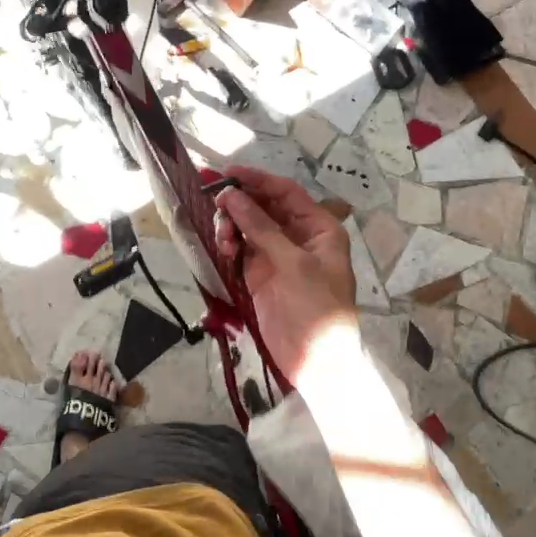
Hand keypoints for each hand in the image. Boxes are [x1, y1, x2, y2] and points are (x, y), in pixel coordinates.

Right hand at [214, 166, 356, 382]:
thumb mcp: (293, 265)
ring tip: (223, 237)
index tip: (228, 173)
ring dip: (233, 225)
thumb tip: (231, 195)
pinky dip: (230, 244)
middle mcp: (298, 237)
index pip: (286, 193)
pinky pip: (241, 248)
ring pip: (248, 226)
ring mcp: (277, 256)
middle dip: (240, 203)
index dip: (258, 180)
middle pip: (264, 207)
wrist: (316, 364)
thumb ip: (261, 228)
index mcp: (319, 229)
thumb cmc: (317, 309)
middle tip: (216, 202)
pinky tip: (225, 250)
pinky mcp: (260, 275)